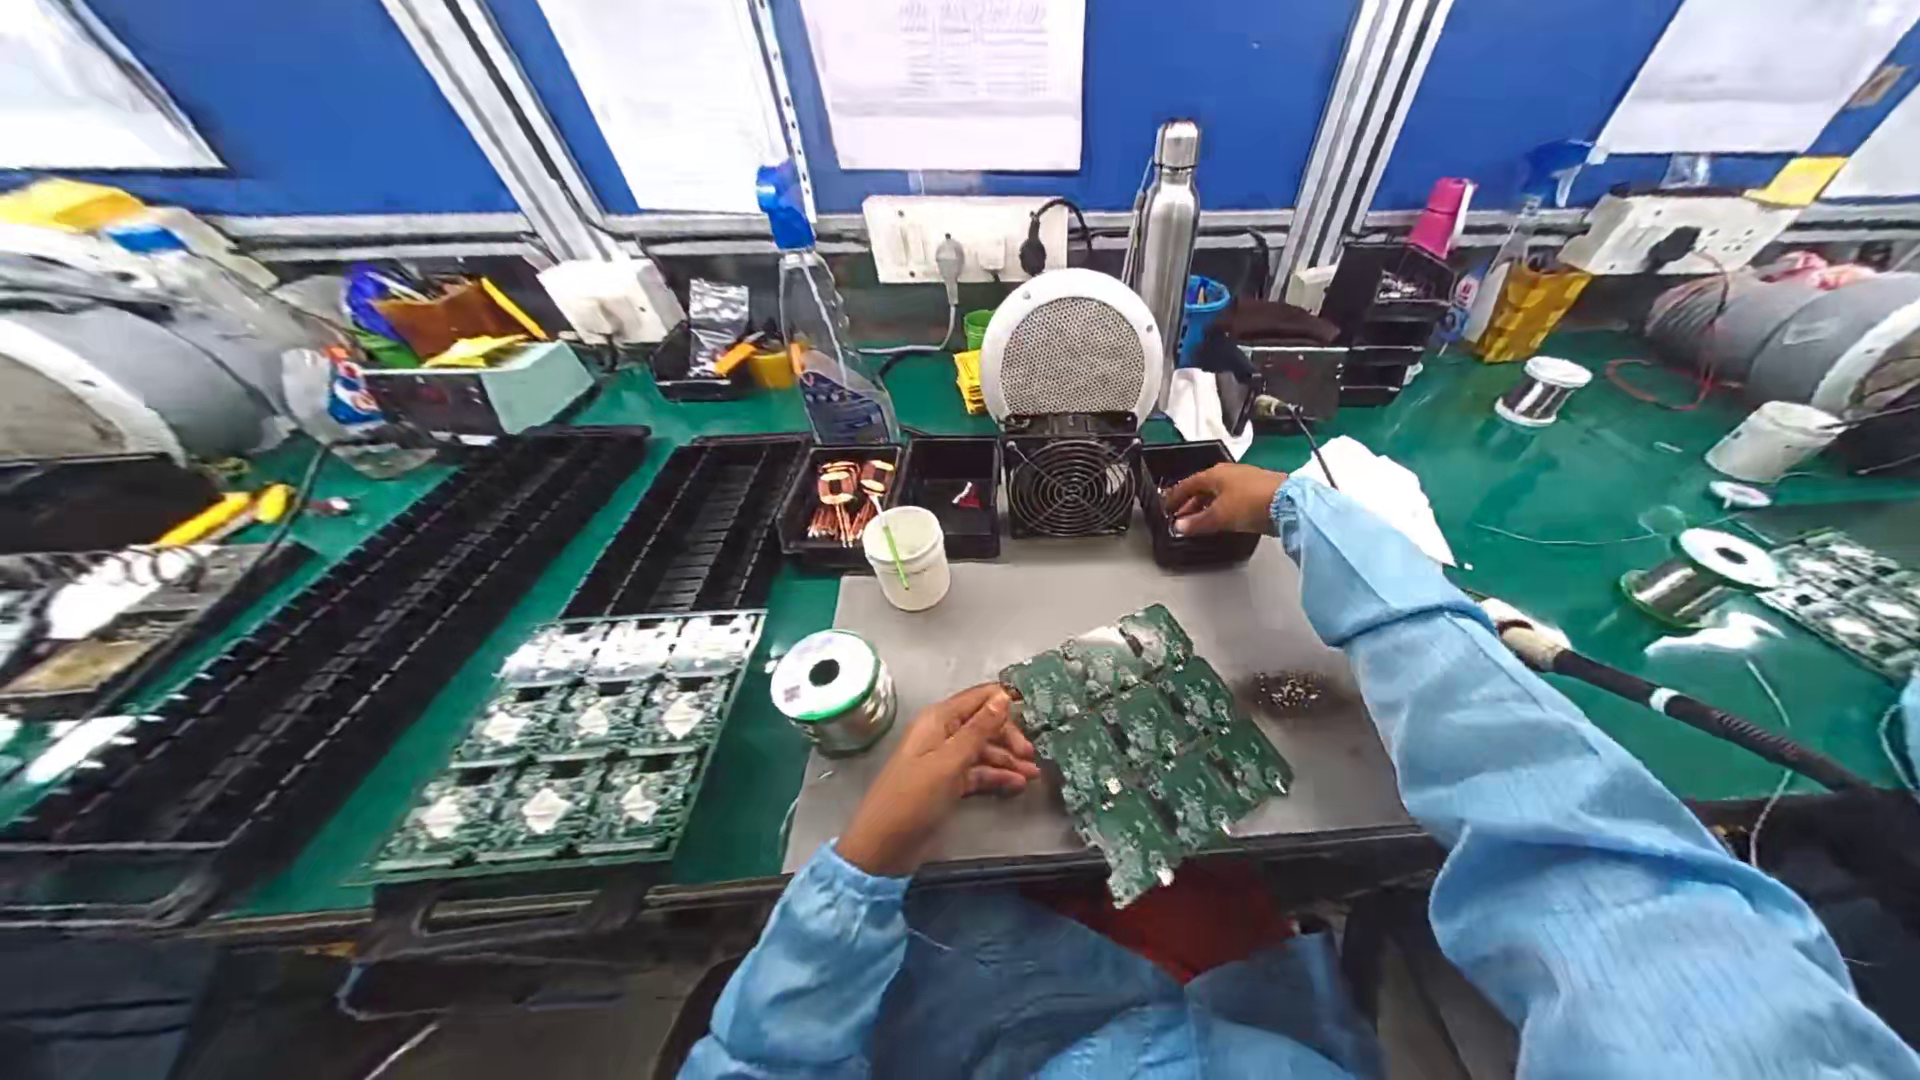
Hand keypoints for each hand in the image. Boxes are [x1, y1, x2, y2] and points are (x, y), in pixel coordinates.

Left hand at [836, 683, 1037, 876]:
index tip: (1034, 713)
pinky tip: (1016, 785)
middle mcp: (943, 733)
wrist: (884, 845)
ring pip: (983, 750)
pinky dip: (996, 777)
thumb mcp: (949, 761)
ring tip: (1033, 774)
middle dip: (1009, 736)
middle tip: (1030, 755)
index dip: (1005, 701)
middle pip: (984, 724)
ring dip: (1007, 760)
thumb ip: (978, 729)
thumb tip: (1003, 696)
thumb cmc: (914, 797)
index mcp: (939, 719)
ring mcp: (945, 759)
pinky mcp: (948, 783)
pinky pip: (978, 772)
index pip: (979, 697)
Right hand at [1163, 464, 1286, 536]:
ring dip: (1206, 507)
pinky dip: (1221, 507)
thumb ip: (1197, 523)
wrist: (1290, 502)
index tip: (1166, 509)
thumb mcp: (1218, 516)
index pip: (1187, 484)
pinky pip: (1231, 498)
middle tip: (1182, 519)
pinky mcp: (1258, 489)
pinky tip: (1221, 518)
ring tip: (1199, 522)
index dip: (1175, 497)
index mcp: (1214, 473)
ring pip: (1218, 493)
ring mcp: (1245, 479)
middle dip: (1190, 504)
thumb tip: (1179, 527)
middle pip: (1202, 488)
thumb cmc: (1249, 503)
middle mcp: (1228, 472)